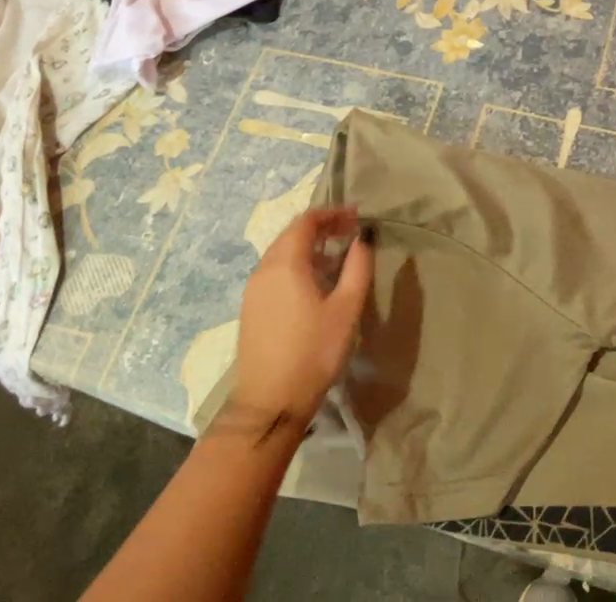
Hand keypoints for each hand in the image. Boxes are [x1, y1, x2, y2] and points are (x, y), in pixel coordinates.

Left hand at [229, 206, 373, 430]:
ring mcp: (253, 290)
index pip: (306, 222)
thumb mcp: (347, 307)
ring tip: (338, 256)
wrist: (270, 401)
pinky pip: (275, 272)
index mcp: (285, 264)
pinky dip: (298, 264)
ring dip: (310, 246)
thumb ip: (358, 266)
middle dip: (322, 227)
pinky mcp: (252, 308)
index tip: (358, 217)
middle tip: (351, 232)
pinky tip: (316, 282)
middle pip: (291, 234)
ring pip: (281, 253)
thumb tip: (363, 237)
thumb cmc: (315, 351)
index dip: (333, 213)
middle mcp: (263, 270)